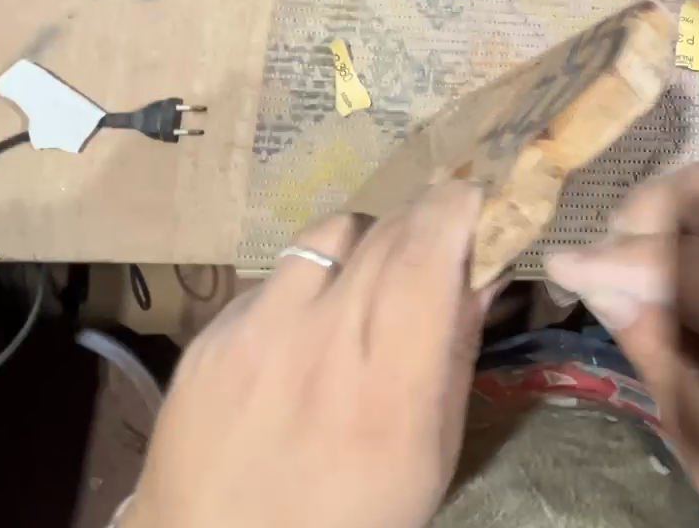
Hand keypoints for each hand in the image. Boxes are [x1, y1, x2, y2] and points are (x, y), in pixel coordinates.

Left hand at [125, 181, 488, 527]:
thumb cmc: (354, 517)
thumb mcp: (432, 452)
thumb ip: (458, 349)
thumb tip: (486, 267)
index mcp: (390, 378)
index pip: (429, 245)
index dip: (458, 206)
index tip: (476, 202)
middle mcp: (323, 338)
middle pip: (389, 227)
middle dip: (425, 219)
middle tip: (436, 239)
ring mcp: (258, 333)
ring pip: (334, 230)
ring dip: (367, 243)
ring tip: (363, 283)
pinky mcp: (212, 337)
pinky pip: (278, 275)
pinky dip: (308, 285)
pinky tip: (302, 332)